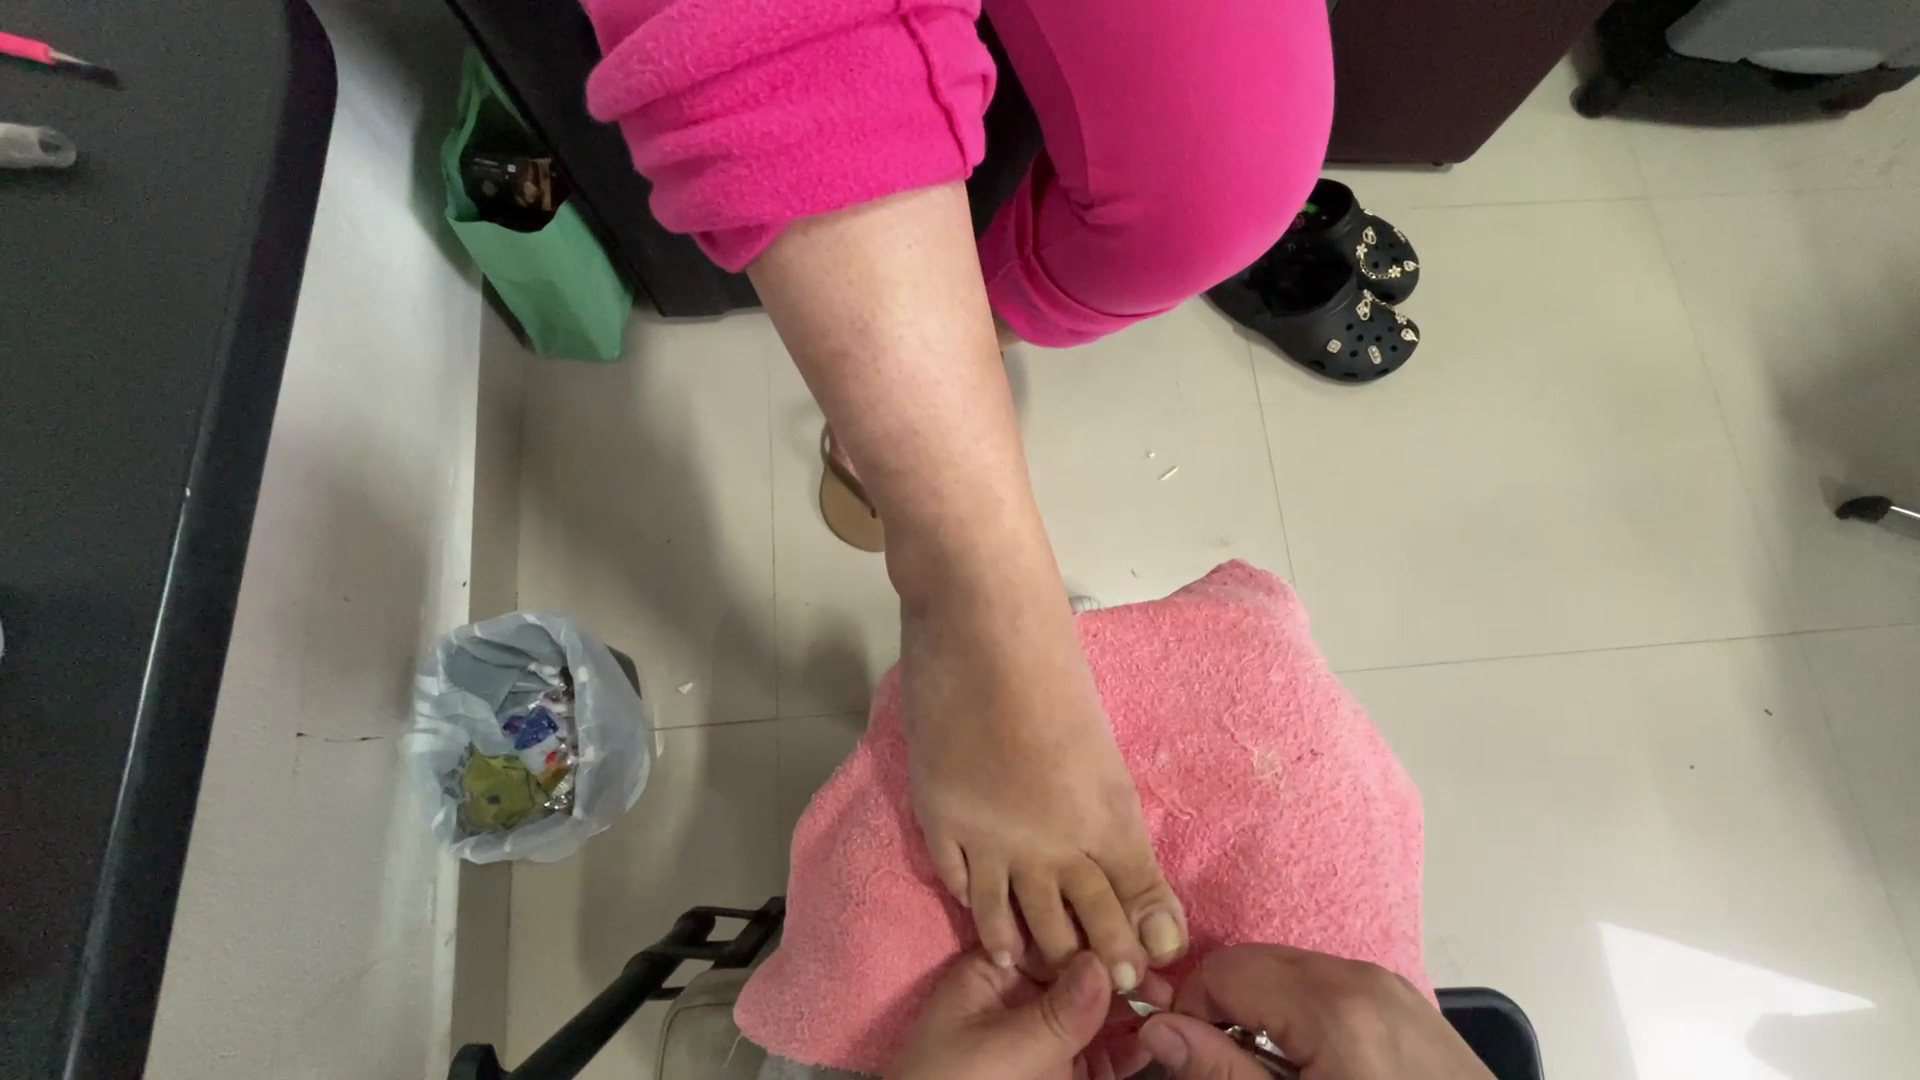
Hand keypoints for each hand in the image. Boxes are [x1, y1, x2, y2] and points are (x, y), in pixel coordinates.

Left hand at [889, 951, 1151, 1079]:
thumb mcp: (1002, 1049)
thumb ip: (1056, 1011)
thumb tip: (1104, 960)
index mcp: (994, 970)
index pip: (1049, 935)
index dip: (1093, 931)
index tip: (1139, 933)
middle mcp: (1020, 995)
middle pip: (1078, 971)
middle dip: (1120, 969)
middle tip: (1167, 973)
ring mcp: (1041, 1037)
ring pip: (1095, 1011)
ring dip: (1132, 1008)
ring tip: (1172, 1003)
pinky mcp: (1059, 1074)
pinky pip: (1098, 1054)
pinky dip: (1127, 1049)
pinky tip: (1157, 1040)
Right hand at [900, 595, 1186, 991]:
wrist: (981, 628)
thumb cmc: (1049, 662)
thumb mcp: (1096, 735)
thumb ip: (1103, 801)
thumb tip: (1108, 847)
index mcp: (1106, 812)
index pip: (1135, 899)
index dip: (1146, 939)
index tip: (1151, 964)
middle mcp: (1053, 841)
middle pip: (1080, 923)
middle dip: (1100, 960)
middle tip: (1108, 988)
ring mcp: (991, 836)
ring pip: (1017, 920)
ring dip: (1035, 950)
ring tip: (1041, 971)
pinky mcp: (941, 819)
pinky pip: (961, 885)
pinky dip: (976, 910)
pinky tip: (984, 927)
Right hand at [1137, 945, 1495, 1079]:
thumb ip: (1223, 1073)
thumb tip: (1157, 1031)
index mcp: (1333, 1006)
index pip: (1223, 969)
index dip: (1193, 1011)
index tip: (1193, 1059)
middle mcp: (1360, 976)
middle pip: (1253, 961)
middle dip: (1226, 1008)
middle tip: (1231, 1068)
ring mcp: (1389, 984)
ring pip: (1288, 971)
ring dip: (1264, 1011)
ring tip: (1278, 1073)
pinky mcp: (1407, 1001)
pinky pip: (1328, 984)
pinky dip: (1303, 1013)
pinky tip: (1319, 1065)